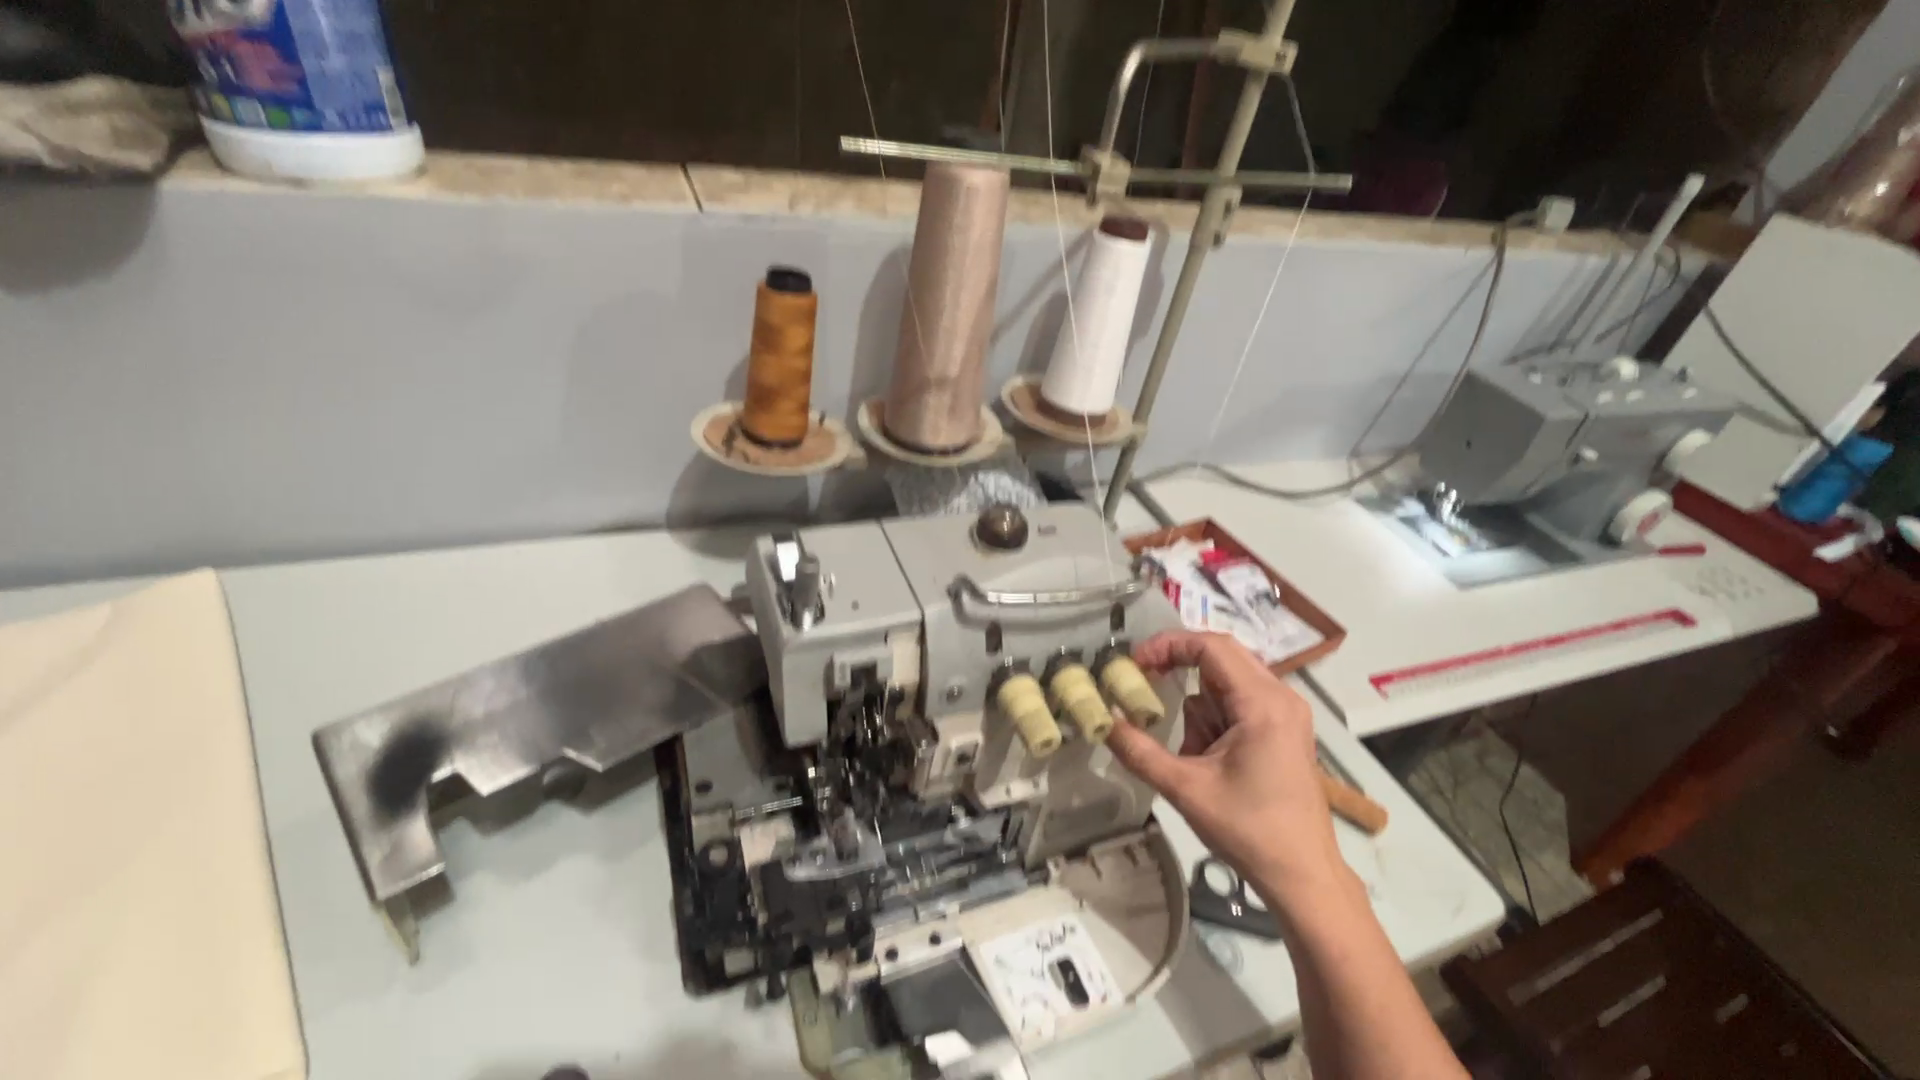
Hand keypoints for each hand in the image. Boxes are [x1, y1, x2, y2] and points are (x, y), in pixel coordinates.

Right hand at [1106, 631, 1344, 904]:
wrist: (1303, 875)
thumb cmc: (1249, 830)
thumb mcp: (1185, 789)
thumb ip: (1139, 751)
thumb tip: (1103, 721)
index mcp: (1263, 703)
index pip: (1212, 647)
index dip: (1168, 645)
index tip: (1135, 663)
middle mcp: (1281, 698)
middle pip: (1221, 659)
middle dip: (1180, 671)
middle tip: (1144, 685)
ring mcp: (1287, 714)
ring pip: (1228, 686)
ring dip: (1200, 709)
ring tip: (1192, 757)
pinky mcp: (1285, 732)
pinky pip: (1240, 705)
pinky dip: (1215, 722)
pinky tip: (1209, 761)